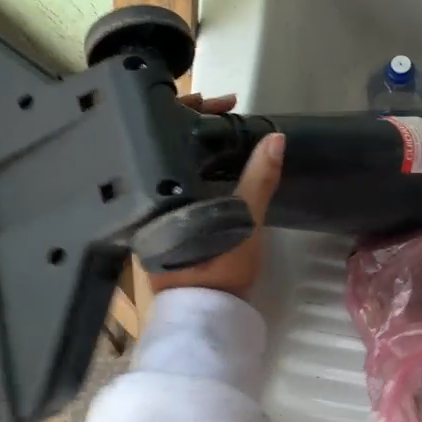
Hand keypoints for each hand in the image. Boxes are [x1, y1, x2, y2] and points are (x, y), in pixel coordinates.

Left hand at [145, 94, 284, 299]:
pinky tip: (215, 159)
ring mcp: (153, 212)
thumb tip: (275, 140)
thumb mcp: (242, 223)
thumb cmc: (217, 272)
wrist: (207, 319)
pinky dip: (195, 161)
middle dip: (194, 121)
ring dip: (195, 141)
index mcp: (153, 195)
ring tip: (224, 127)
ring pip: (169, 161)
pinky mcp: (165, 224)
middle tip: (226, 108)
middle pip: (162, 144)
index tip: (221, 102)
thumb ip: (258, 181)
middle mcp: (145, 200)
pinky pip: (176, 178)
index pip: (161, 136)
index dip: (188, 110)